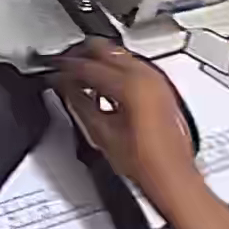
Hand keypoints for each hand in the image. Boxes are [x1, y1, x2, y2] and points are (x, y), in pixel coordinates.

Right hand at [52, 39, 204, 215]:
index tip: (54, 70)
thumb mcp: (102, 134)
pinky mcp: (162, 86)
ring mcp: (156, 79)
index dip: (66, 67)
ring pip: (118, 53)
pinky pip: (132, 64)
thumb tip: (66, 87)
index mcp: (130, 84)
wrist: (174, 180)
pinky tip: (103, 83)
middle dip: (80, 54)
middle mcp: (146, 75)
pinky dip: (114, 68)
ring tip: (80, 74)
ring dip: (97, 60)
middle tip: (63, 64)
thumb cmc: (147, 165)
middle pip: (104, 48)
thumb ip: (80, 103)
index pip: (88, 65)